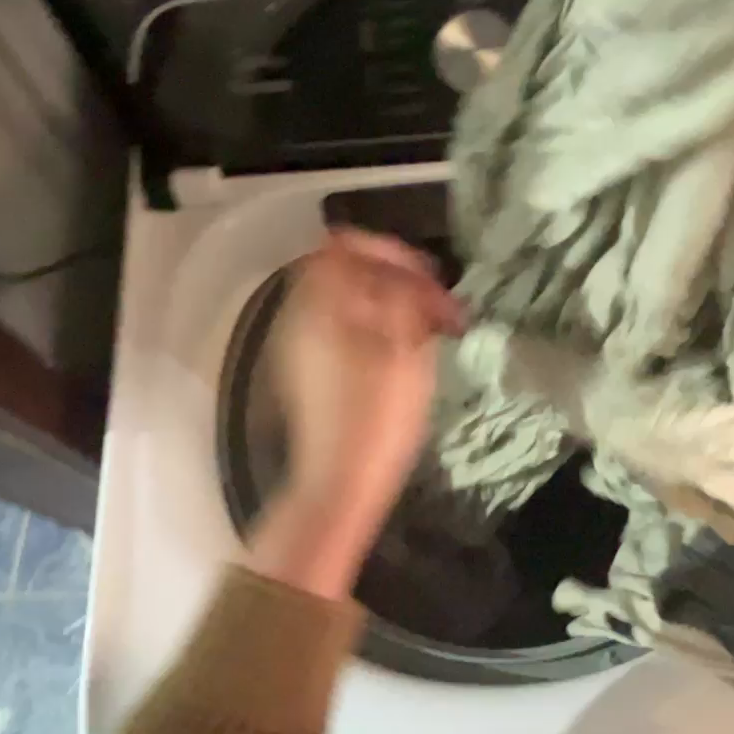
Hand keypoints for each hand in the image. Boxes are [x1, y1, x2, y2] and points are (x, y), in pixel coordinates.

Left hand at [249, 230, 465, 597]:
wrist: (338, 487)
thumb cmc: (375, 419)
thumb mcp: (402, 350)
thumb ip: (399, 297)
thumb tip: (399, 270)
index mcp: (318, 306)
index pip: (344, 246)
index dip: (389, 251)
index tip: (428, 276)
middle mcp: (299, 319)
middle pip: (344, 273)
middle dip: (394, 280)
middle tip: (435, 306)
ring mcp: (298, 348)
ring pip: (346, 303)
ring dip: (388, 307)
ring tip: (426, 332)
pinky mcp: (307, 375)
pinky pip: (341, 330)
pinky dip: (374, 330)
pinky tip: (400, 358)